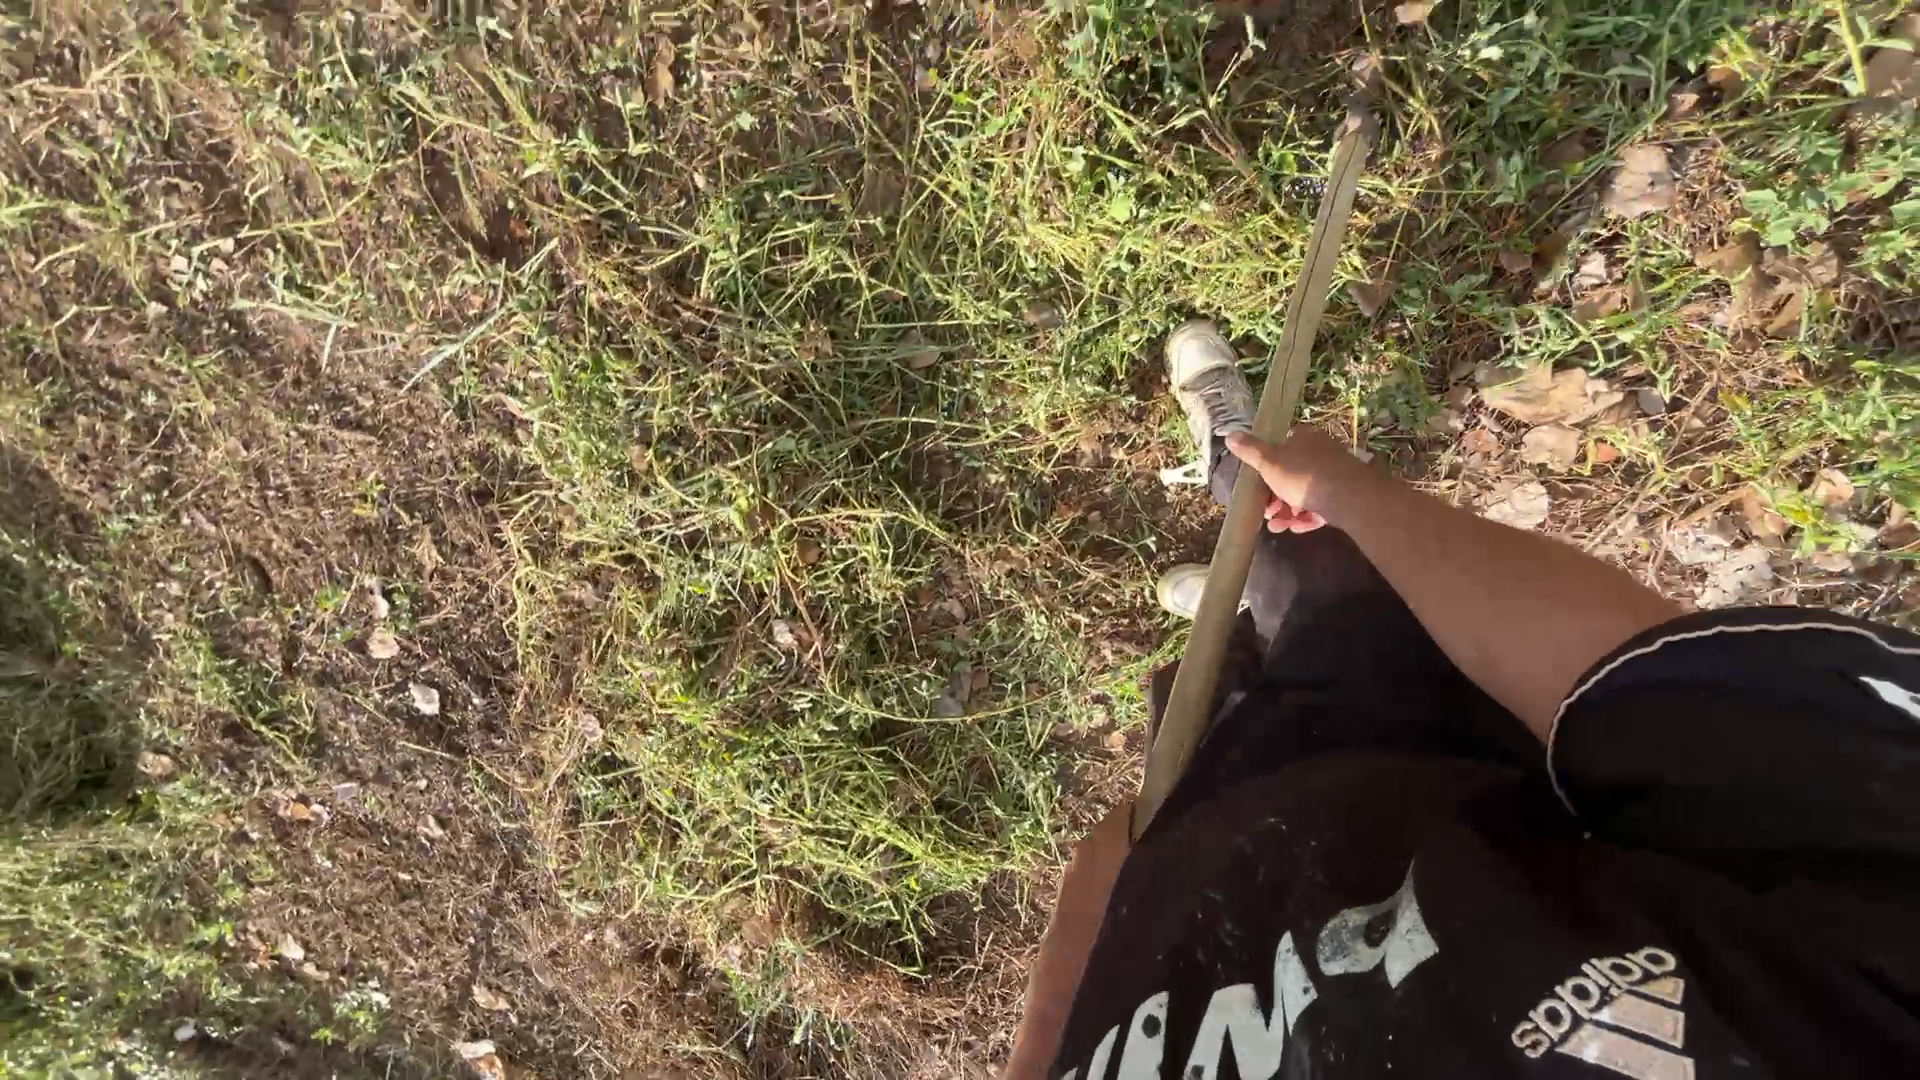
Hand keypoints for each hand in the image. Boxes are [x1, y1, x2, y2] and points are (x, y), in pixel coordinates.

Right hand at [1226, 427, 1374, 532]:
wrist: (1348, 496)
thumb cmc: (1303, 475)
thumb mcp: (1269, 462)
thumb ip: (1250, 451)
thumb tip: (1229, 435)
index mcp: (1303, 438)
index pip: (1281, 447)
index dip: (1266, 467)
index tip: (1256, 486)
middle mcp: (1320, 451)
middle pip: (1290, 474)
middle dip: (1275, 497)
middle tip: (1267, 512)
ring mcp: (1334, 473)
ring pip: (1304, 492)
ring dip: (1288, 511)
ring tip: (1278, 527)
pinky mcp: (1344, 493)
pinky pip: (1320, 504)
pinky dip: (1306, 516)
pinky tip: (1296, 528)